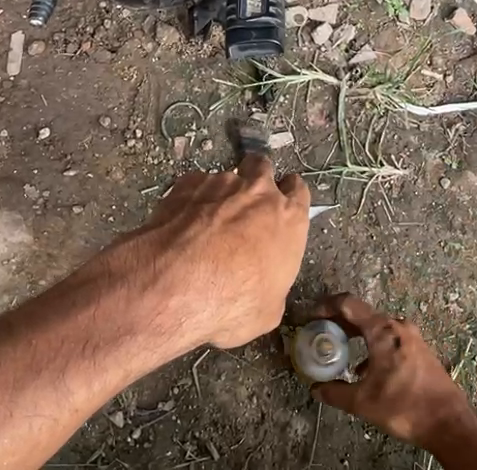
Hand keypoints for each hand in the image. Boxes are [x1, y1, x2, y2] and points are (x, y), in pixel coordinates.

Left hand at [96, 155, 309, 349]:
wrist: (178, 282)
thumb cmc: (233, 301)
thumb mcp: (268, 310)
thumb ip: (273, 283)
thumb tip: (263, 282)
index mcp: (289, 218)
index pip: (298, 190)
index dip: (290, 195)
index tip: (282, 203)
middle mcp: (258, 191)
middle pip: (263, 167)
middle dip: (255, 179)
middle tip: (244, 204)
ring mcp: (221, 182)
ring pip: (226, 177)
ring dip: (220, 195)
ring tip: (206, 224)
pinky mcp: (188, 183)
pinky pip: (195, 185)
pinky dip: (192, 200)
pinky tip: (182, 224)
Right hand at [308, 295, 476, 467]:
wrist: (448, 422)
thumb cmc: (404, 406)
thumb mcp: (363, 402)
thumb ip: (336, 392)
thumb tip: (315, 389)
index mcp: (382, 329)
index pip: (348, 303)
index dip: (326, 305)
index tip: (311, 315)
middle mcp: (397, 325)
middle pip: (362, 313)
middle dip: (339, 321)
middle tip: (320, 331)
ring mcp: (411, 336)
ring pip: (376, 326)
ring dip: (356, 334)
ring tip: (339, 348)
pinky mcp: (419, 349)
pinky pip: (389, 338)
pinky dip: (372, 345)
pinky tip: (364, 367)